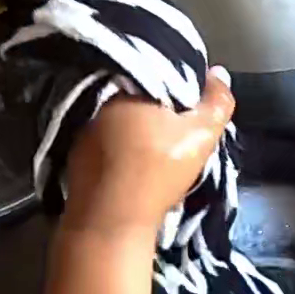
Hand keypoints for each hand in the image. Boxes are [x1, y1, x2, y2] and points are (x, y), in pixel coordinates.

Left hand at [61, 68, 234, 240]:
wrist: (112, 222)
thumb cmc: (159, 171)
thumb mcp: (202, 135)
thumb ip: (216, 102)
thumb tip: (219, 72)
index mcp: (130, 88)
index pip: (159, 76)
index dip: (180, 89)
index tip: (192, 107)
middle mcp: (101, 103)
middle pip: (138, 100)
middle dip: (157, 111)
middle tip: (178, 132)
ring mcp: (84, 131)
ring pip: (120, 123)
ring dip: (137, 131)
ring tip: (156, 150)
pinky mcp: (75, 156)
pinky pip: (105, 144)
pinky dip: (120, 151)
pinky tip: (132, 167)